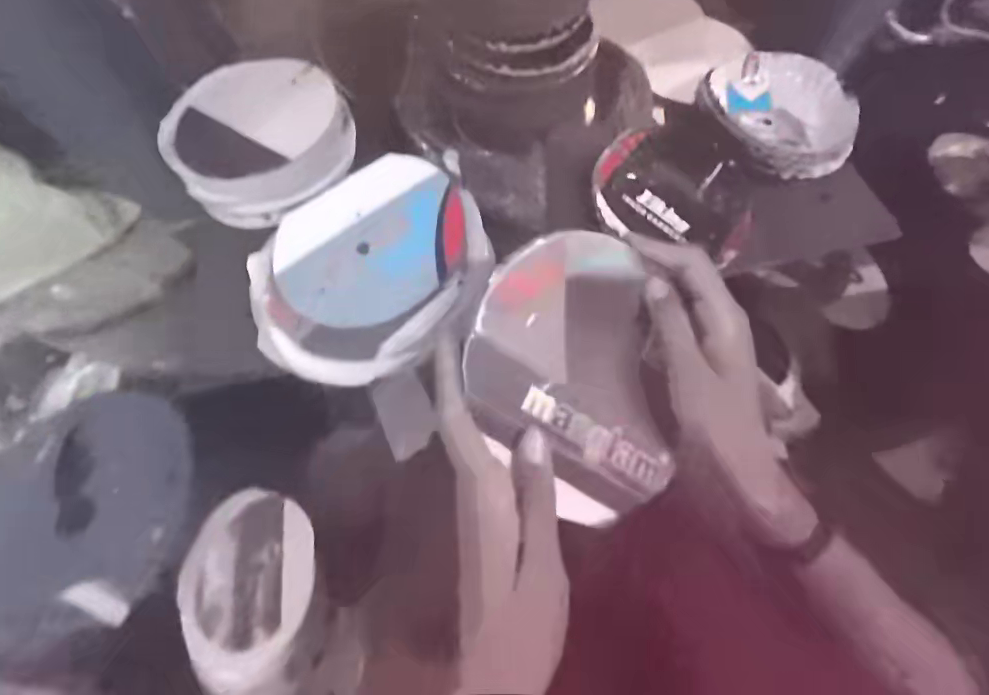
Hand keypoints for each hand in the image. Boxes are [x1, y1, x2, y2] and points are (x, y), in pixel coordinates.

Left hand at [433, 335, 568, 694]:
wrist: (463, 691)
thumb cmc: (513, 635)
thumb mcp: (544, 575)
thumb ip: (535, 500)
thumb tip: (531, 432)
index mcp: (477, 491)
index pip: (454, 417)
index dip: (445, 371)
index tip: (444, 329)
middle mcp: (452, 488)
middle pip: (447, 419)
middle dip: (452, 374)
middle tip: (474, 333)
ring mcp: (448, 505)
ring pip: (451, 438)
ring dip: (460, 398)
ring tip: (485, 362)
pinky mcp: (451, 521)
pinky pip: (459, 460)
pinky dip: (469, 432)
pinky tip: (493, 425)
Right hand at [630, 236, 816, 548]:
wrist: (741, 474)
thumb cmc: (716, 425)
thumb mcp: (688, 373)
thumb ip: (671, 323)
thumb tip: (651, 278)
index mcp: (725, 317)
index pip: (693, 263)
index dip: (659, 248)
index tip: (620, 242)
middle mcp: (725, 317)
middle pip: (692, 270)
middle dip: (656, 257)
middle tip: (615, 254)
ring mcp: (717, 333)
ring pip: (687, 289)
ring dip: (657, 276)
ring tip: (620, 273)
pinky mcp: (707, 349)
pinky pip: (682, 311)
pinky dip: (659, 301)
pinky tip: (635, 307)